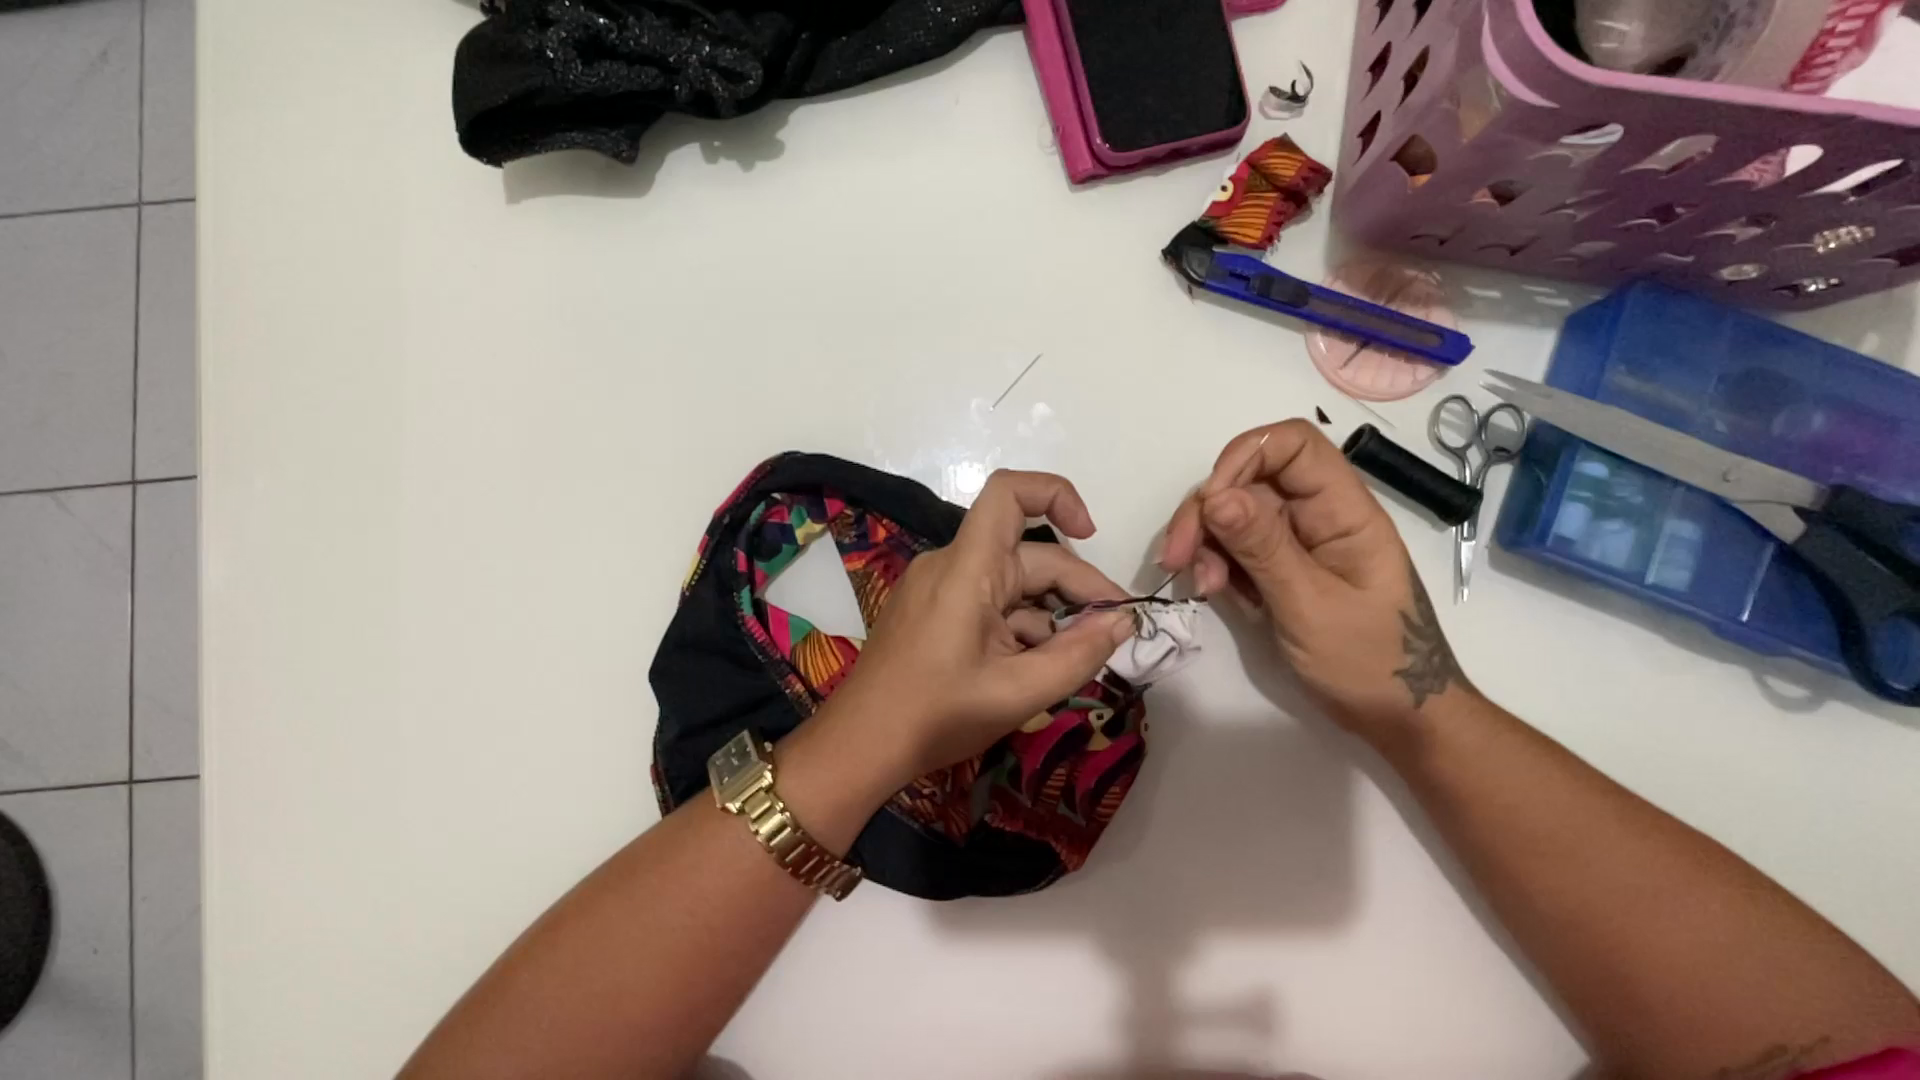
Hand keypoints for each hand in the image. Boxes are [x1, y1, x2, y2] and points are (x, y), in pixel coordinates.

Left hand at [833, 470, 1136, 787]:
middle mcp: (951, 565)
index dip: (1057, 496)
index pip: (1008, 494)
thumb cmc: (937, 716)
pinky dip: (1019, 627)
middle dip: (1076, 588)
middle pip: (1027, 554)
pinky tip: (1034, 668)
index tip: (1091, 536)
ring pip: (1011, 583)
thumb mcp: (1019, 692)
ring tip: (1075, 661)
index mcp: (967, 569)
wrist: (861, 745)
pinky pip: (989, 603)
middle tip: (1115, 632)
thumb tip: (1123, 621)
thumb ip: (1079, 655)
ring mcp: (938, 589)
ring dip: (1049, 615)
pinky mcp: (933, 612)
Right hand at [1159, 420, 1472, 739]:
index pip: (1293, 445)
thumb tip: (1214, 495)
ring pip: (1234, 514)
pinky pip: (1236, 548)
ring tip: (1200, 587)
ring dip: (1205, 543)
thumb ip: (1262, 547)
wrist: (1397, 717)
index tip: (1209, 503)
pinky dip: (1215, 565)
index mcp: (1344, 511)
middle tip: (1176, 559)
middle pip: (1249, 481)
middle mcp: (1318, 515)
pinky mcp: (1281, 569)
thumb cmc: (1369, 661)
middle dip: (1206, 512)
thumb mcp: (1309, 605)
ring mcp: (1298, 542)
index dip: (1244, 457)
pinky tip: (1212, 592)